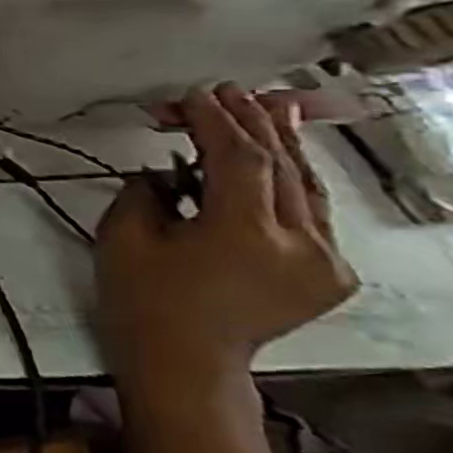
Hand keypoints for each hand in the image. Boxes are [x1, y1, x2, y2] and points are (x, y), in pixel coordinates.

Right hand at [95, 83, 359, 386]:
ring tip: (269, 108)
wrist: (185, 360)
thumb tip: (165, 171)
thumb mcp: (123, 238)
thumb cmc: (143, 301)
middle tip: (228, 92)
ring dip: (282, 145)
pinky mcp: (329, 273)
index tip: (194, 96)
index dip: (215, 121)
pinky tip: (282, 159)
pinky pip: (311, 213)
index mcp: (244, 235)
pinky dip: (292, 180)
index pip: (239, 159)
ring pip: (306, 187)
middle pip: (281, 166)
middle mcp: (300, 245)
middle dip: (251, 123)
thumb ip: (145, 193)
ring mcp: (324, 261)